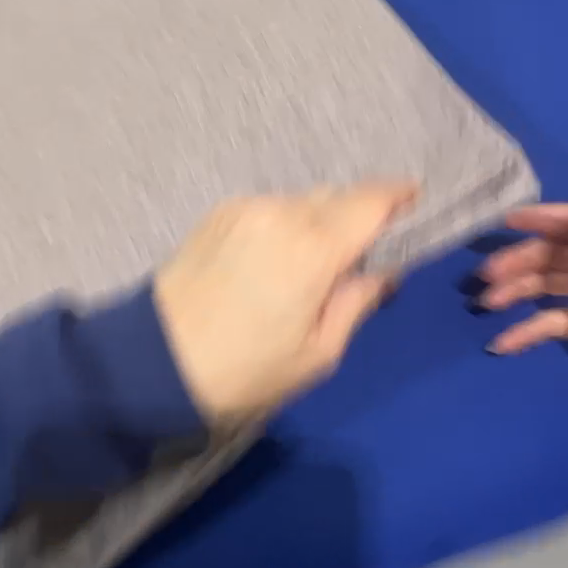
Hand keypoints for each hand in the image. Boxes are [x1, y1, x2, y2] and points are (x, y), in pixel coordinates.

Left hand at [155, 183, 416, 423]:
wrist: (151, 363)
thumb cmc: (246, 370)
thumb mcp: (318, 353)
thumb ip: (358, 302)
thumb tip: (384, 273)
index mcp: (313, 248)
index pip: (371, 202)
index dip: (398, 197)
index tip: (415, 201)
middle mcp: (282, 213)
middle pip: (340, 196)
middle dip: (362, 214)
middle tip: (367, 251)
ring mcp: (247, 208)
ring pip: (306, 200)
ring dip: (324, 220)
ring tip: (317, 263)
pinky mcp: (220, 213)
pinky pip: (274, 207)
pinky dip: (291, 223)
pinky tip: (278, 260)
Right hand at [478, 184, 567, 394]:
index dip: (543, 219)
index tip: (507, 221)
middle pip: (552, 255)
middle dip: (518, 262)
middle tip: (486, 276)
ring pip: (545, 285)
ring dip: (516, 292)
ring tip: (487, 304)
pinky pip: (548, 323)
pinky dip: (526, 331)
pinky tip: (502, 342)